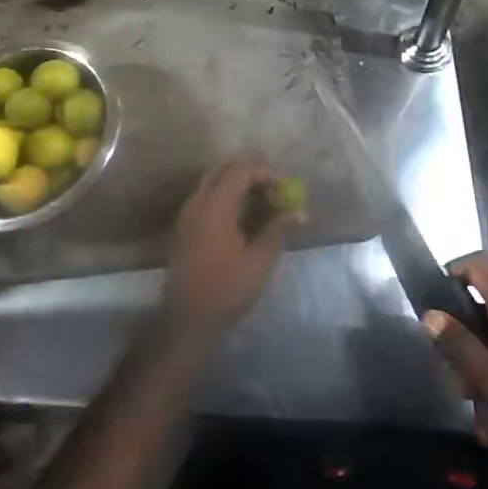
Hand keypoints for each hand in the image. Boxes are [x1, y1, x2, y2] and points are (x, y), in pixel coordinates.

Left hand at [163, 153, 295, 337]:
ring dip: (237, 180)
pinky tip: (244, 210)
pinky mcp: (185, 227)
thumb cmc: (226, 290)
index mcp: (214, 207)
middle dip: (250, 169)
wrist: (187, 319)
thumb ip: (278, 229)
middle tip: (275, 181)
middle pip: (223, 169)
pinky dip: (226, 193)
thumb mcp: (259, 260)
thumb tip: (302, 211)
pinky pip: (206, 196)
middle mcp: (197, 203)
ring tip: (264, 194)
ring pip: (212, 181)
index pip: (241, 172)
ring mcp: (187, 214)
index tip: (287, 187)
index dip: (266, 173)